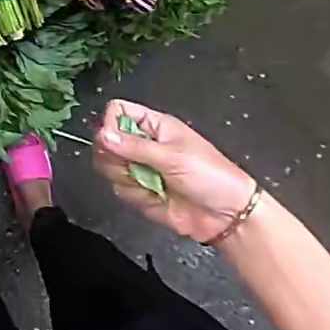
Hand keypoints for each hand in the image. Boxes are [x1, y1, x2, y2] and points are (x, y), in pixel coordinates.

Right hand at [94, 99, 258, 242]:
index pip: (117, 111)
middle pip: (106, 141)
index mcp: (154, 126)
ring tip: (152, 184)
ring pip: (108, 166)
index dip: (111, 123)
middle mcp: (142, 144)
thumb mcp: (173, 156)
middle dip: (115, 156)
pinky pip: (119, 189)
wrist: (228, 218)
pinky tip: (156, 197)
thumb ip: (134, 147)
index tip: (115, 140)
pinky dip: (135, 195)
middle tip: (134, 165)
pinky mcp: (138, 191)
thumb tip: (101, 134)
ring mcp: (139, 168)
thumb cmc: (211, 176)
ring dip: (126, 178)